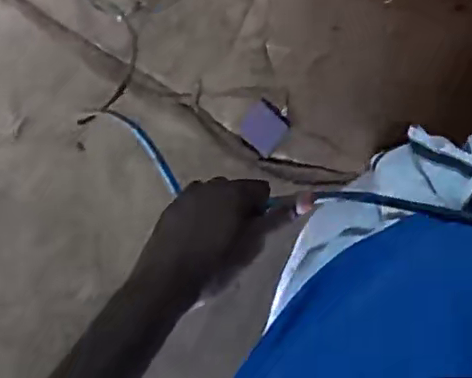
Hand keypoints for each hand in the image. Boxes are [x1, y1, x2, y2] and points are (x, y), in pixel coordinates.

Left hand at [131, 177, 278, 296]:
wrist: (161, 288)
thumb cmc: (214, 266)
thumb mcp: (251, 245)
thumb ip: (279, 218)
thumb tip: (310, 196)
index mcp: (236, 190)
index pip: (262, 191)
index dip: (261, 213)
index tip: (251, 236)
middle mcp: (213, 184)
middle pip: (238, 192)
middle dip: (239, 211)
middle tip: (232, 243)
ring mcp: (188, 195)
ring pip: (215, 199)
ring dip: (218, 213)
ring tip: (211, 244)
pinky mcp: (169, 210)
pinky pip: (194, 207)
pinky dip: (198, 219)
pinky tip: (192, 243)